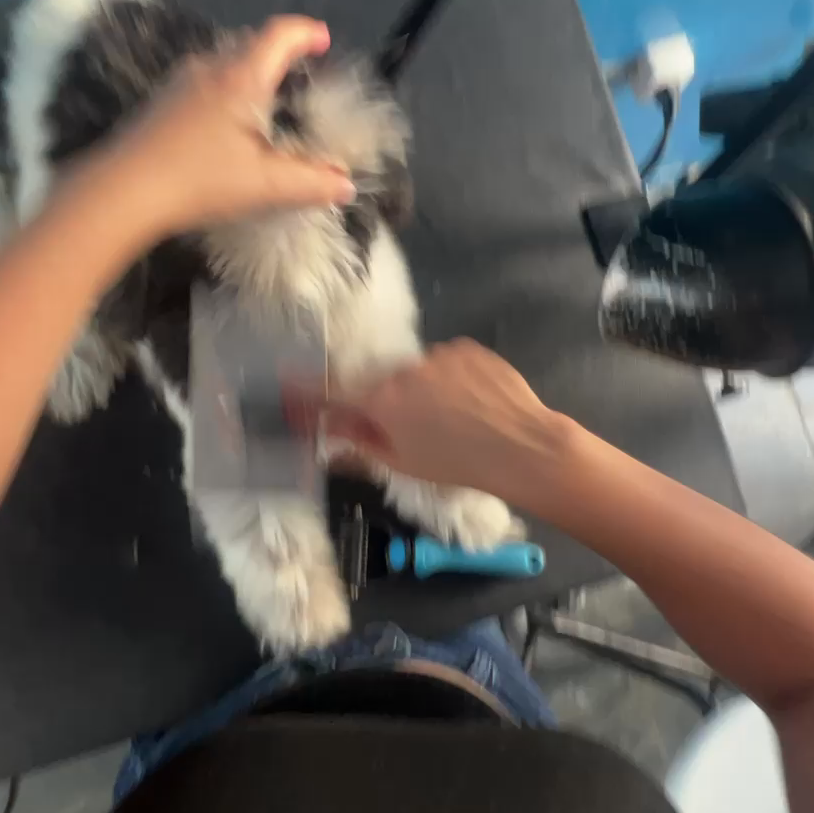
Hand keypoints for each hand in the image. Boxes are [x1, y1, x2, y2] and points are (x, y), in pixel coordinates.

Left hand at [74, 15, 357, 233]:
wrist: (125, 191)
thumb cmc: (200, 180)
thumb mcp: (265, 186)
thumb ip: (310, 183)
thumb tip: (345, 184)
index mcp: (240, 79)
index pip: (278, 36)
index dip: (305, 33)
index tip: (323, 40)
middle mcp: (209, 69)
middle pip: (249, 44)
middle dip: (278, 53)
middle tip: (299, 74)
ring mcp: (180, 84)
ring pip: (224, 64)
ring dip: (250, 74)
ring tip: (268, 102)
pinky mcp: (161, 105)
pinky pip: (205, 84)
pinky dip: (228, 93)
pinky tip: (229, 127)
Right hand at [327, 340, 578, 498]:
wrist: (522, 446)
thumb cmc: (458, 465)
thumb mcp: (404, 464)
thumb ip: (362, 442)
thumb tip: (330, 432)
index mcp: (382, 401)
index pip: (334, 390)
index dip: (310, 388)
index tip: (291, 381)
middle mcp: (403, 370)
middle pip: (385, 382)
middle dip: (393, 401)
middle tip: (421, 426)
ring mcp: (438, 354)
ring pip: (421, 371)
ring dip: (428, 389)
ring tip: (458, 416)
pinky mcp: (467, 347)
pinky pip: (449, 361)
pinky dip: (455, 378)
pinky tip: (475, 401)